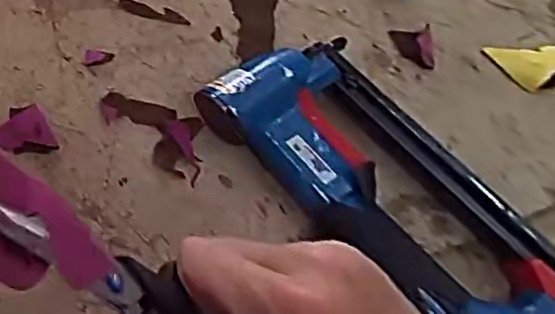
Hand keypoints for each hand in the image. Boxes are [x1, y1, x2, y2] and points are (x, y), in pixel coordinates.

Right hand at [178, 237, 417, 313]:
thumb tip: (194, 296)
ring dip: (262, 289)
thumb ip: (225, 310)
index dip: (196, 291)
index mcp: (289, 302)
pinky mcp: (359, 258)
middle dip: (230, 289)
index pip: (197, 256)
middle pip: (225, 248)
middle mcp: (314, 263)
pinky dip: (295, 288)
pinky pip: (297, 258)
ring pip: (260, 251)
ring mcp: (342, 256)